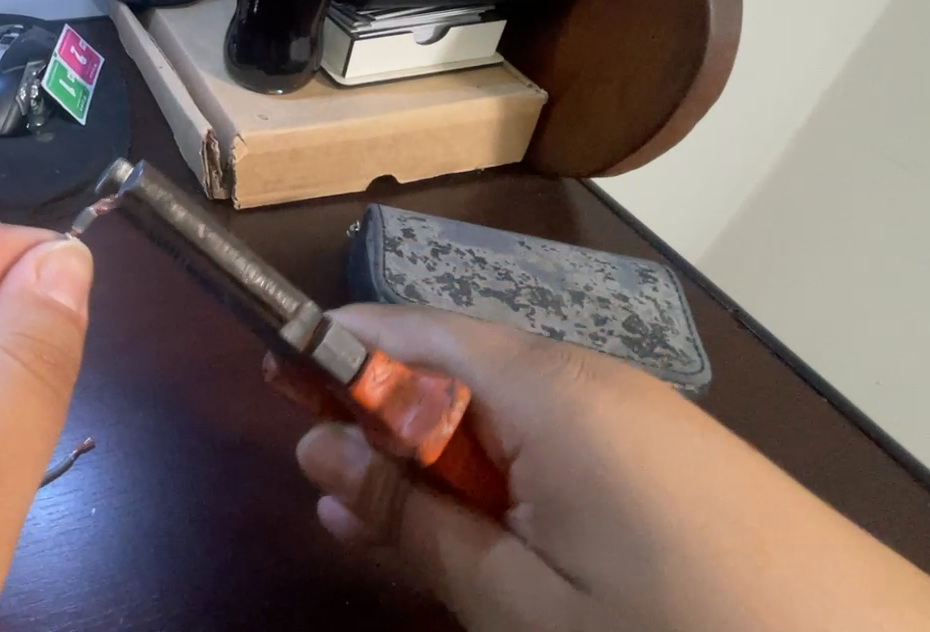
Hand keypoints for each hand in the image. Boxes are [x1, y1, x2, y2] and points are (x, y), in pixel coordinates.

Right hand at [294, 305, 929, 630]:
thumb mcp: (521, 600)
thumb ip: (411, 516)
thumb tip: (316, 448)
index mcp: (541, 386)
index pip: (403, 329)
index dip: (331, 349)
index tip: (275, 382)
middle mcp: (577, 380)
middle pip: (440, 369)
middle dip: (370, 415)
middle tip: (319, 472)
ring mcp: (623, 421)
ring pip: (485, 417)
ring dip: (421, 460)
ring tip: (363, 517)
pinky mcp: (654, 464)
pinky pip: (539, 450)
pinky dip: (486, 483)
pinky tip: (456, 536)